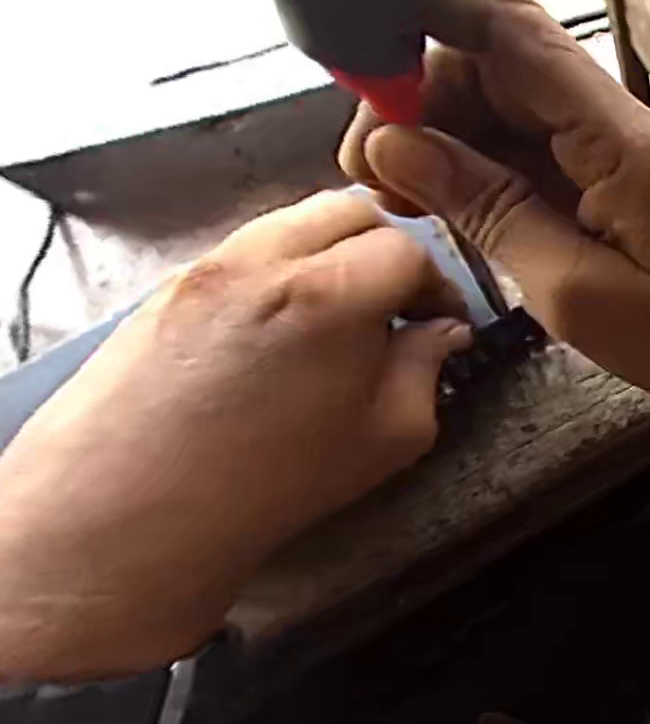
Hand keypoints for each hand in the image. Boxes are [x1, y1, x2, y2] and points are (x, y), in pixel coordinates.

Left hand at [0, 193, 470, 679]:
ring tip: (359, 311)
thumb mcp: (396, 429)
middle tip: (410, 300)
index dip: (442, 281)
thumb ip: (428, 365)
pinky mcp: (166, 291)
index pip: (408, 247)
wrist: (131, 514)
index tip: (445, 318)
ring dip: (344, 252)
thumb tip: (444, 332)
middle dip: (397, 248)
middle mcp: (258, 266)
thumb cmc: (277, 477)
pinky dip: (296, 266)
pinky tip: (305, 323)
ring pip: (296, 220)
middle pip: (350, 209)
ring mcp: (203, 273)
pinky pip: (252, 249)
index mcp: (326, 298)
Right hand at [339, 0, 649, 428]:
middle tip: (370, 172)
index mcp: (625, 145)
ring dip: (439, 135)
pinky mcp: (607, 181)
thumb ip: (490, 210)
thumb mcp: (573, 289)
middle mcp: (621, 132)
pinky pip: (525, 147)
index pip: (514, 32)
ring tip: (401, 198)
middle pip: (496, 64)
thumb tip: (395, 142)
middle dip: (415, 97)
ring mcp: (615, 155)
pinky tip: (444, 202)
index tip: (332, 9)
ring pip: (503, 104)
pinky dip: (475, 164)